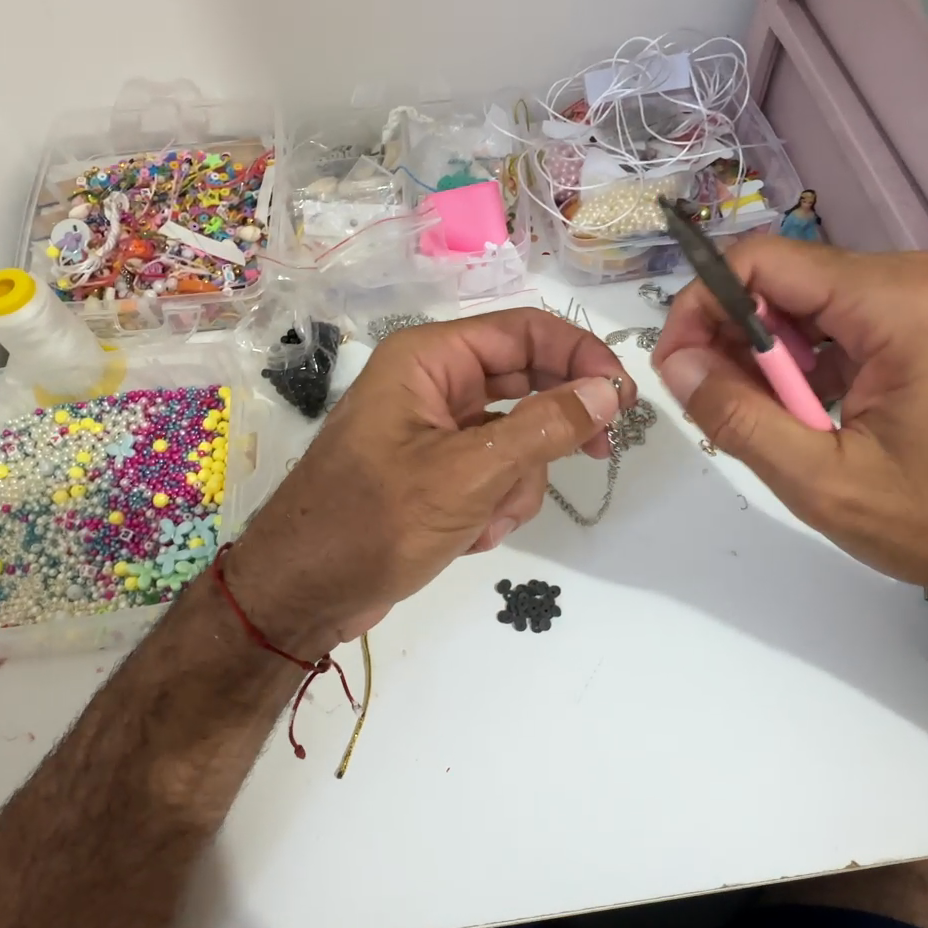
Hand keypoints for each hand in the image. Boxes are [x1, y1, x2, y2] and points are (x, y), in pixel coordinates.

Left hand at [224, 309, 633, 653]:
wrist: (303, 594)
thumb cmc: (375, 522)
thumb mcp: (470, 473)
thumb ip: (545, 427)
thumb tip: (608, 390)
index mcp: (429, 360)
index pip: (525, 333)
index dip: (581, 356)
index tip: (623, 398)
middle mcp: (431, 385)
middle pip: (524, 384)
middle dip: (552, 429)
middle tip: (598, 455)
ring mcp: (432, 431)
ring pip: (514, 437)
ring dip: (516, 483)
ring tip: (487, 520)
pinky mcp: (433, 473)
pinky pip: (491, 473)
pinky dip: (493, 505)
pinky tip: (469, 536)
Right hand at [650, 237, 927, 610]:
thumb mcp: (823, 483)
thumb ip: (737, 417)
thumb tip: (675, 362)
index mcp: (898, 303)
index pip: (764, 263)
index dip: (702, 304)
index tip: (674, 364)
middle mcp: (913, 279)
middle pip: (782, 279)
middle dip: (730, 336)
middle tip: (707, 402)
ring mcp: (922, 299)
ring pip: (802, 303)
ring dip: (762, 356)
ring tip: (756, 419)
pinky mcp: (922, 324)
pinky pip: (834, 324)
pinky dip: (798, 363)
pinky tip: (796, 413)